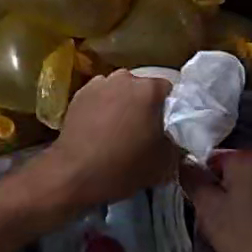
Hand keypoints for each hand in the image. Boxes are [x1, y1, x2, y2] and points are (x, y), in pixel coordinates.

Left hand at [32, 70, 178, 211]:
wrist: (73, 173)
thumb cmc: (123, 166)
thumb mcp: (163, 163)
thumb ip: (177, 143)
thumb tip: (176, 137)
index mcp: (148, 89)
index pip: (168, 91)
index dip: (170, 109)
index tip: (167, 127)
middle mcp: (124, 78)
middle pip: (142, 88)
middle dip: (145, 105)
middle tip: (144, 129)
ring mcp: (99, 83)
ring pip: (119, 91)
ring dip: (122, 104)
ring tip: (119, 129)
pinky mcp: (79, 93)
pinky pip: (100, 97)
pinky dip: (102, 107)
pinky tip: (99, 128)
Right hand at [181, 150, 251, 251]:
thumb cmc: (242, 238)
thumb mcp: (207, 208)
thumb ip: (193, 179)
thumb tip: (185, 162)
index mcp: (250, 158)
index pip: (214, 157)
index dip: (202, 179)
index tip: (200, 202)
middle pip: (234, 171)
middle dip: (222, 189)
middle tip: (213, 216)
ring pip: (251, 186)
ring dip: (240, 200)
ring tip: (233, 228)